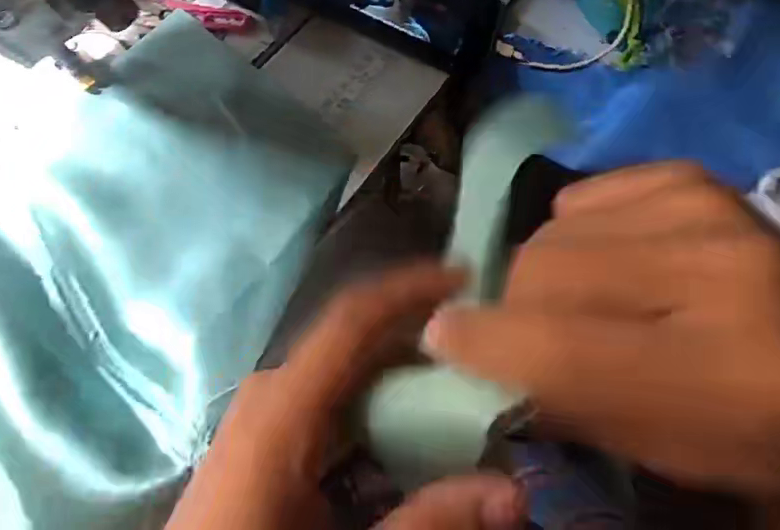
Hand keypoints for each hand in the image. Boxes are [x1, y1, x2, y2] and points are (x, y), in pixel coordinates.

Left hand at [168, 264, 527, 529]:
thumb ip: (426, 523)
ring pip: (344, 373)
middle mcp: (273, 391)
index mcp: (283, 404)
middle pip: (356, 343)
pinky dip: (373, 407)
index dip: (408, 287)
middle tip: (481, 344)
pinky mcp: (265, 438)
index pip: (352, 317)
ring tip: (459, 386)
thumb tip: (515, 492)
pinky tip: (410, 434)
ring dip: (399, 375)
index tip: (464, 275)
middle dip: (418, 338)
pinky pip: (328, 403)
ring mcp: (264, 413)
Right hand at [421, 161, 779, 523]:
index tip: (443, 338)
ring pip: (555, 229)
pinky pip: (585, 198)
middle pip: (546, 270)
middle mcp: (731, 275)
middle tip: (537, 334)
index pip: (566, 349)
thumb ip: (566, 398)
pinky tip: (619, 261)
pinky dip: (580, 232)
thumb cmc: (764, 443)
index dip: (486, 344)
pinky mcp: (697, 177)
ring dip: (550, 270)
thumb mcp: (670, 458)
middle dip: (518, 307)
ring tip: (592, 302)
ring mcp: (716, 210)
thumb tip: (466, 342)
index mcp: (741, 379)